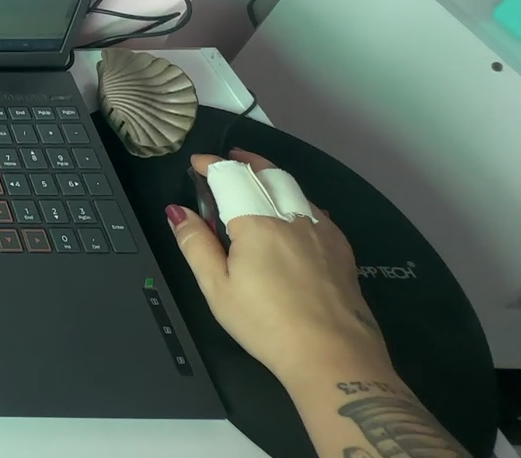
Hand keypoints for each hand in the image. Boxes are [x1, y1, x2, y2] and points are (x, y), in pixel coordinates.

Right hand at [166, 148, 390, 386]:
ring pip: (297, 190)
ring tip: (256, 176)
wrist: (336, 363)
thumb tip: (177, 211)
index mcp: (258, 224)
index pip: (231, 178)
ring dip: (273, 176)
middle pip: (270, 175)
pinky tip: (293, 211)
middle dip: (246, 162)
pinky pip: (318, 211)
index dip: (210, 165)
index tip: (196, 163)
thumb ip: (194, 242)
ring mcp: (324, 237)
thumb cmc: (267, 324)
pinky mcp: (343, 255)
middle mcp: (294, 221)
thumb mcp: (215, 286)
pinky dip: (298, 199)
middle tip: (228, 158)